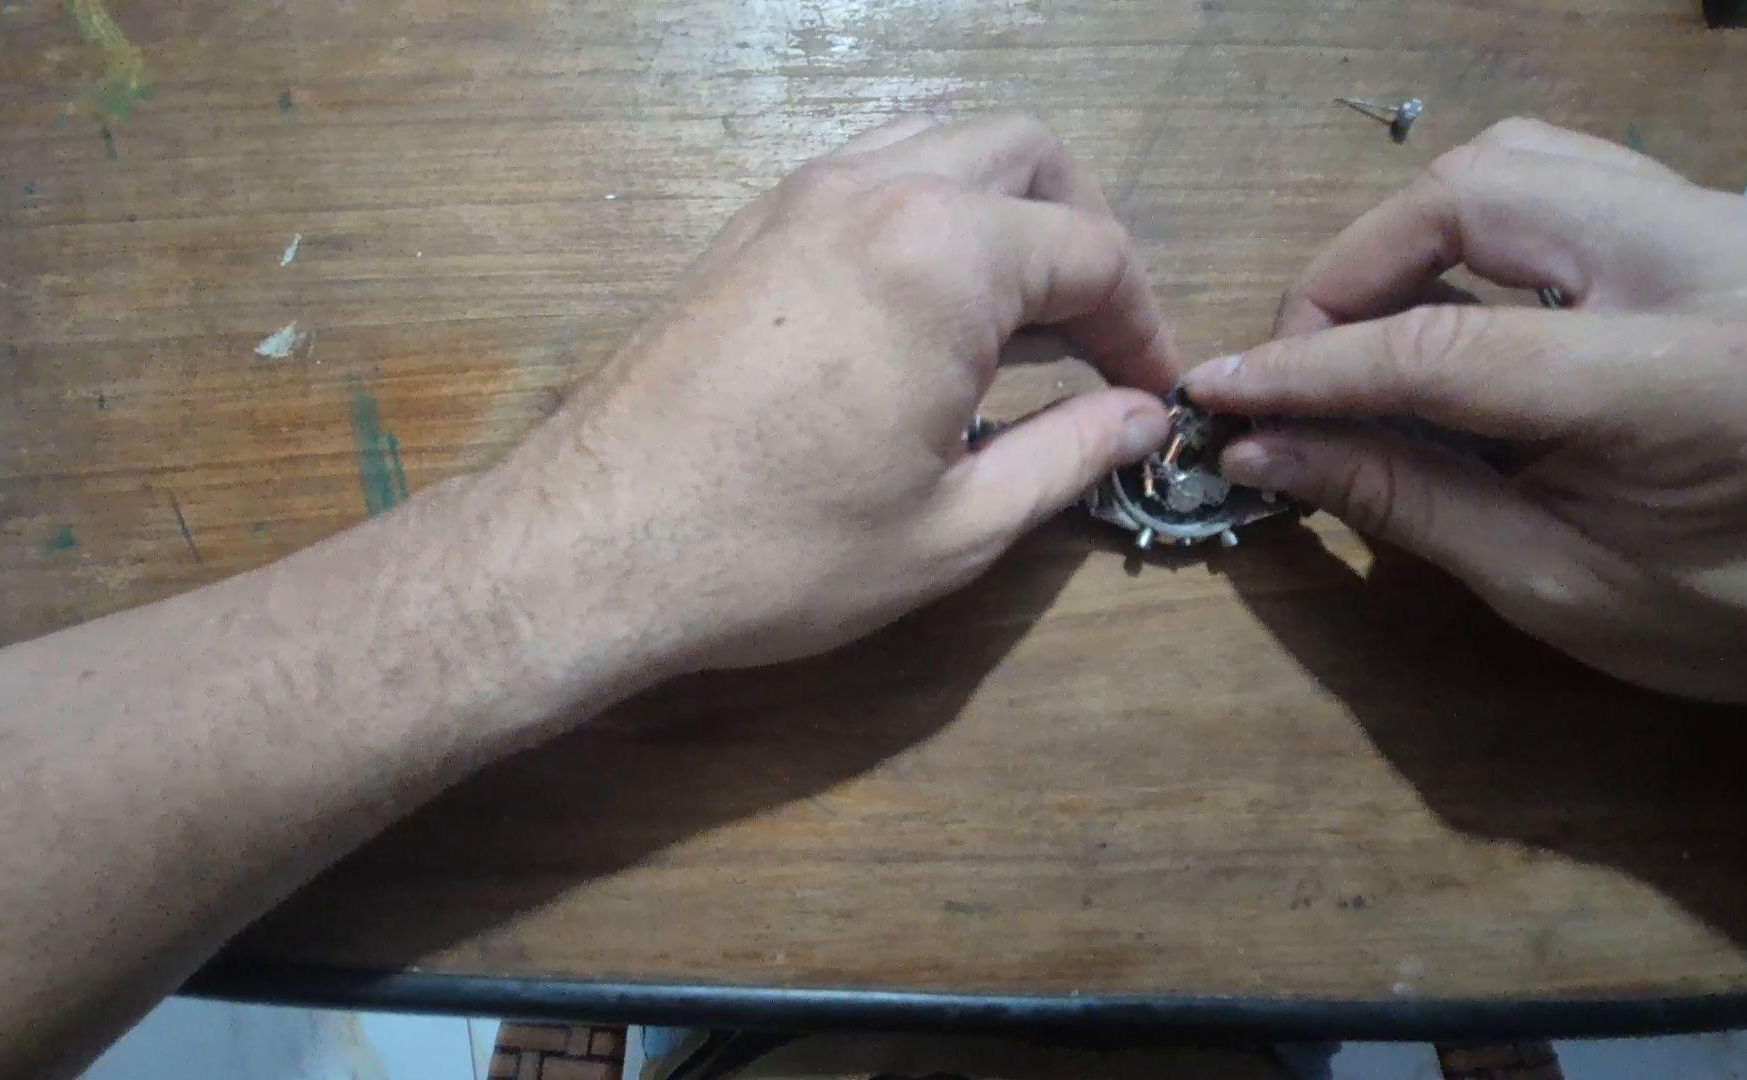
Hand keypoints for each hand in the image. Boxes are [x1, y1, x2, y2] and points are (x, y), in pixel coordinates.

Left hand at [498, 113, 1178, 672]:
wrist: (598, 549)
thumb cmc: (782, 554)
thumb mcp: (953, 528)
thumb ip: (1066, 456)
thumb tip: (1142, 416)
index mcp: (945, 256)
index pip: (1094, 249)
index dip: (1141, 320)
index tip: (1148, 388)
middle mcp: (874, 190)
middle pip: (1028, 155)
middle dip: (1084, 235)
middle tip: (1093, 335)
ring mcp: (798, 196)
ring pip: (944, 146)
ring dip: (1006, 212)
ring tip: (1018, 314)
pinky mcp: (748, 228)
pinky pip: (870, 179)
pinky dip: (929, 217)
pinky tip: (924, 306)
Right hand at [1182, 118, 1746, 715]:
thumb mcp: (1552, 581)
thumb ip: (1399, 500)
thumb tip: (1261, 453)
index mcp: (1699, 385)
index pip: (1445, 348)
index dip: (1304, 370)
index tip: (1212, 391)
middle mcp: (1732, 262)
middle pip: (1473, 193)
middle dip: (1345, 278)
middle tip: (1302, 368)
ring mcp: (1735, 224)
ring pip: (1511, 165)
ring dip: (1395, 246)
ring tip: (1360, 338)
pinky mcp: (1716, 225)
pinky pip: (1555, 182)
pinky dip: (1457, 236)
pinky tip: (1437, 308)